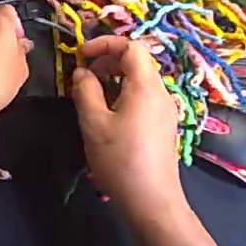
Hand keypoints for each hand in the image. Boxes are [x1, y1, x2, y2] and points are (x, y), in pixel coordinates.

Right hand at [70, 35, 188, 221]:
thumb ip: (85, 91)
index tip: (81, 55)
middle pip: (136, 61)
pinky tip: (106, 113)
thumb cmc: (120, 159)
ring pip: (139, 79)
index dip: (105, 44)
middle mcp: (161, 93)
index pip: (131, 46)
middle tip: (82, 75)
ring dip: (113, 78)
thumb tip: (82, 73)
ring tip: (90, 94)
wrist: (152, 201)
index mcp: (146, 86)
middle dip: (107, 60)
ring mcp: (165, 109)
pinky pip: (143, 96)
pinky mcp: (163, 125)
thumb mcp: (93, 123)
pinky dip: (123, 93)